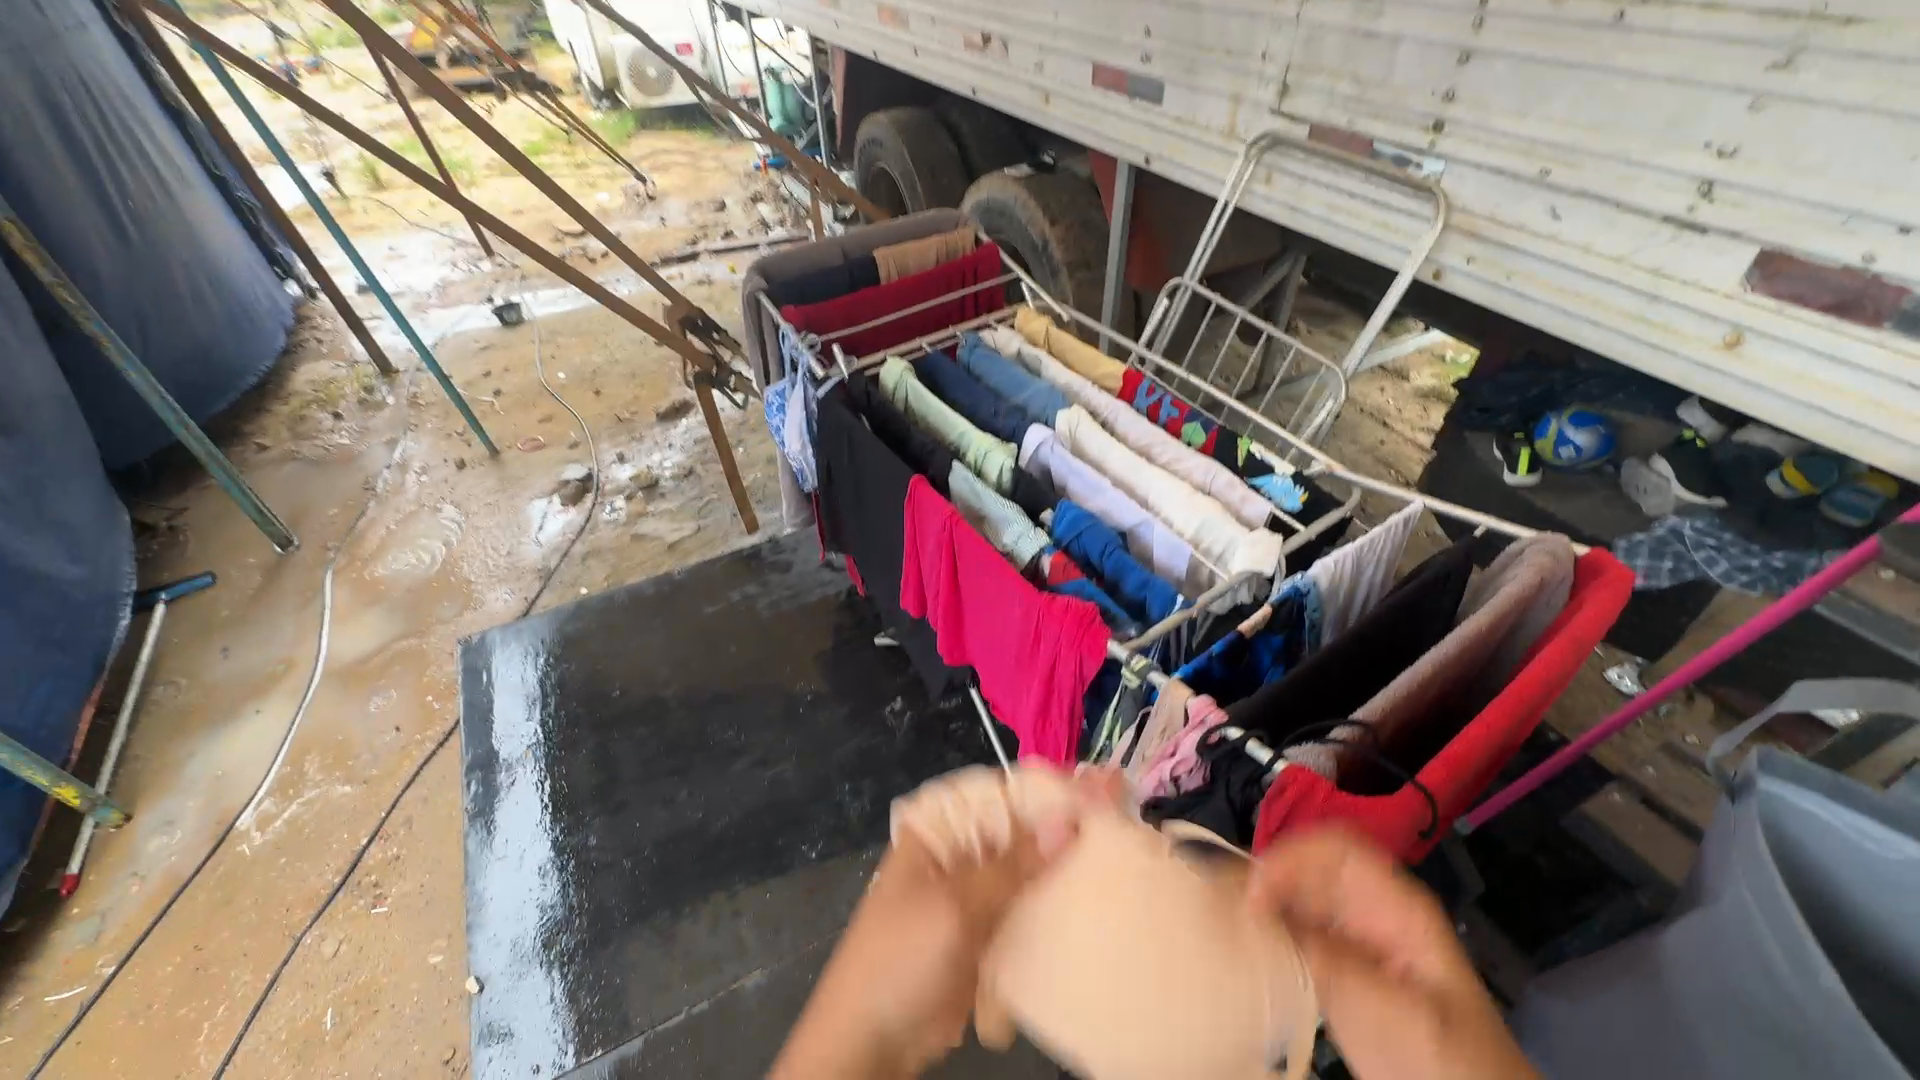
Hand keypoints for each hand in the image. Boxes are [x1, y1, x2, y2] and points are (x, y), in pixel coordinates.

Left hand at [770, 767, 1122, 1078]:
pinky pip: (1027, 908)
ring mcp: (973, 896)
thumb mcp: (953, 908)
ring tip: (1119, 852)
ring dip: (1063, 865)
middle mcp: (956, 855)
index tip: (1095, 787)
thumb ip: (1011, 867)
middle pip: (1016, 829)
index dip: (1043, 789)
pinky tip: (1092, 897)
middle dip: (1061, 825)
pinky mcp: (987, 934)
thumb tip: (1068, 821)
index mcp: (936, 832)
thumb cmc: (900, 961)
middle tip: (1119, 817)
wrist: (870, 1043)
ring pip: (1026, 869)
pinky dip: (1055, 904)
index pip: (996, 794)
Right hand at [1248, 828, 1539, 1079]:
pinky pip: (1290, 937)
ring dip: (1255, 904)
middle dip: (1263, 879)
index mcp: (1395, 907)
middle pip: (1307, 869)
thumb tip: (1258, 913)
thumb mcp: (1394, 1011)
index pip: (1336, 850)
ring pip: (1293, 899)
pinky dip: (1260, 937)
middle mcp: (1368, 914)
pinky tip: (1239, 950)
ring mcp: (1351, 944)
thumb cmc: (1452, 1062)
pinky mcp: (1335, 973)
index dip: (1293, 857)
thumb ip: (1329, 961)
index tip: (1256, 893)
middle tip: (1221, 907)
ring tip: (1219, 923)